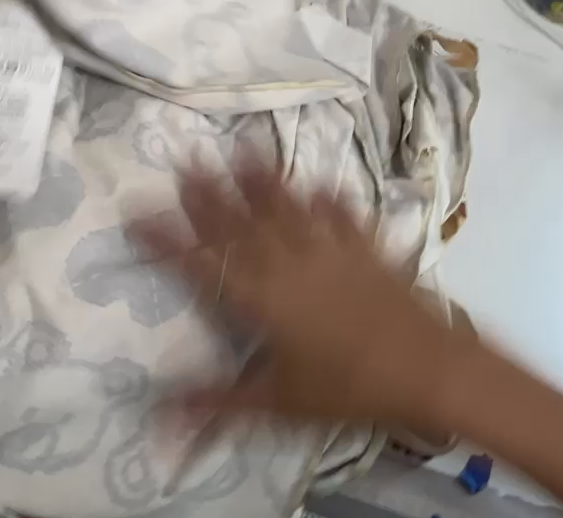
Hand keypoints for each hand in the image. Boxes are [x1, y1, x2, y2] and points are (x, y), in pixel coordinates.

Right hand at [130, 165, 476, 434]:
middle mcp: (291, 263)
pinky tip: (321, 182)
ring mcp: (331, 248)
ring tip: (243, 146)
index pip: (204, 265)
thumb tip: (157, 416)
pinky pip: (343, 215)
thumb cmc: (346, 388)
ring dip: (263, 178)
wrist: (423, 363)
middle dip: (210, 192)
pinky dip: (329, 198)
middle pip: (243, 223)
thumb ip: (217, 402)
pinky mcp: (367, 246)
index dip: (169, 239)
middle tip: (186, 158)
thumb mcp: (277, 402)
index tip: (139, 211)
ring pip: (289, 207)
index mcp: (263, 299)